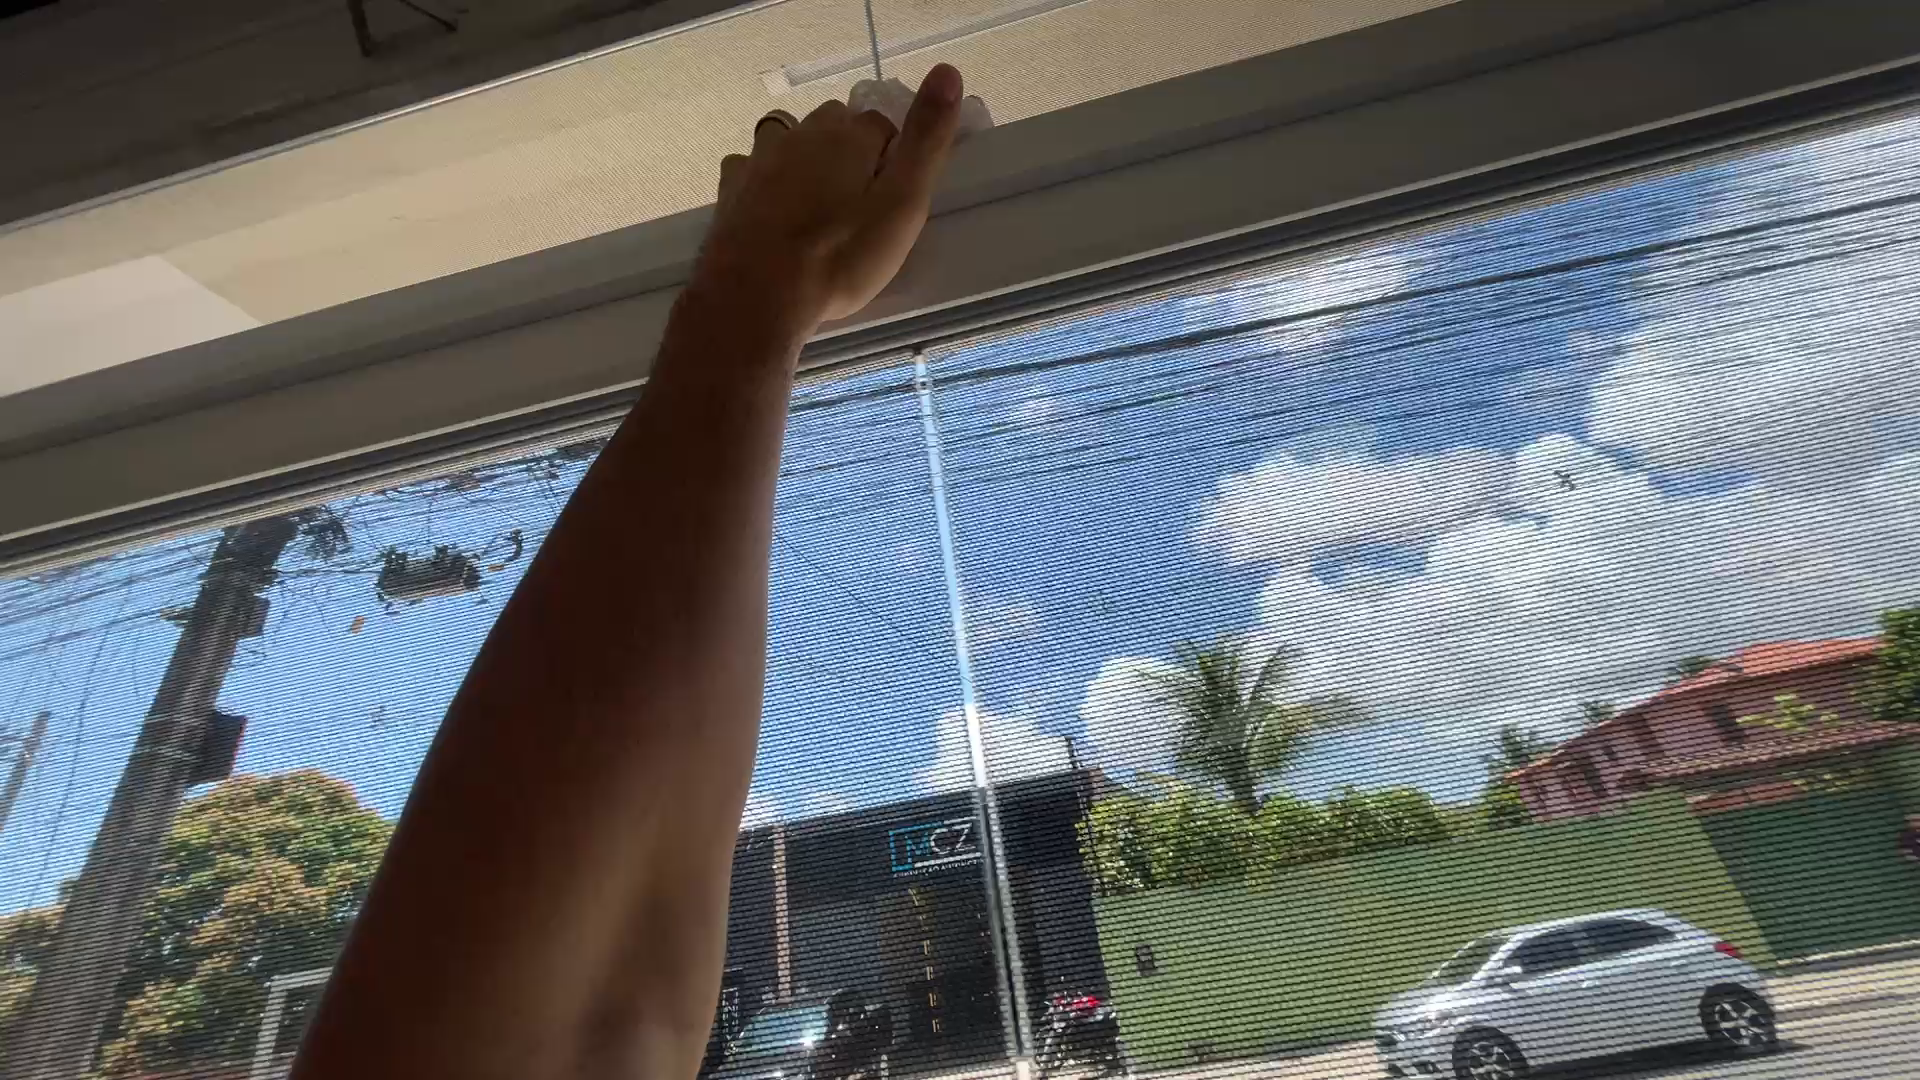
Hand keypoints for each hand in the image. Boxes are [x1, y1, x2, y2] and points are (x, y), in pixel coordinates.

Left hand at [697, 64, 964, 327]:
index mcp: (848, 136)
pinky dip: (764, 177)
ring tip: (816, 201)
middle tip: (860, 204)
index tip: (896, 197)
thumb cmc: (841, 257)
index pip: (882, 126)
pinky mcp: (732, 189)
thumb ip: (926, 141)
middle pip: (834, 125)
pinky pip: (750, 166)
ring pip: (788, 137)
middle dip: (850, 151)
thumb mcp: (901, 205)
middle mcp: (801, 133)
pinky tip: (770, 206)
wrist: (759, 293)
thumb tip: (948, 70)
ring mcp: (760, 159)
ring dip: (804, 155)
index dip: (894, 157)